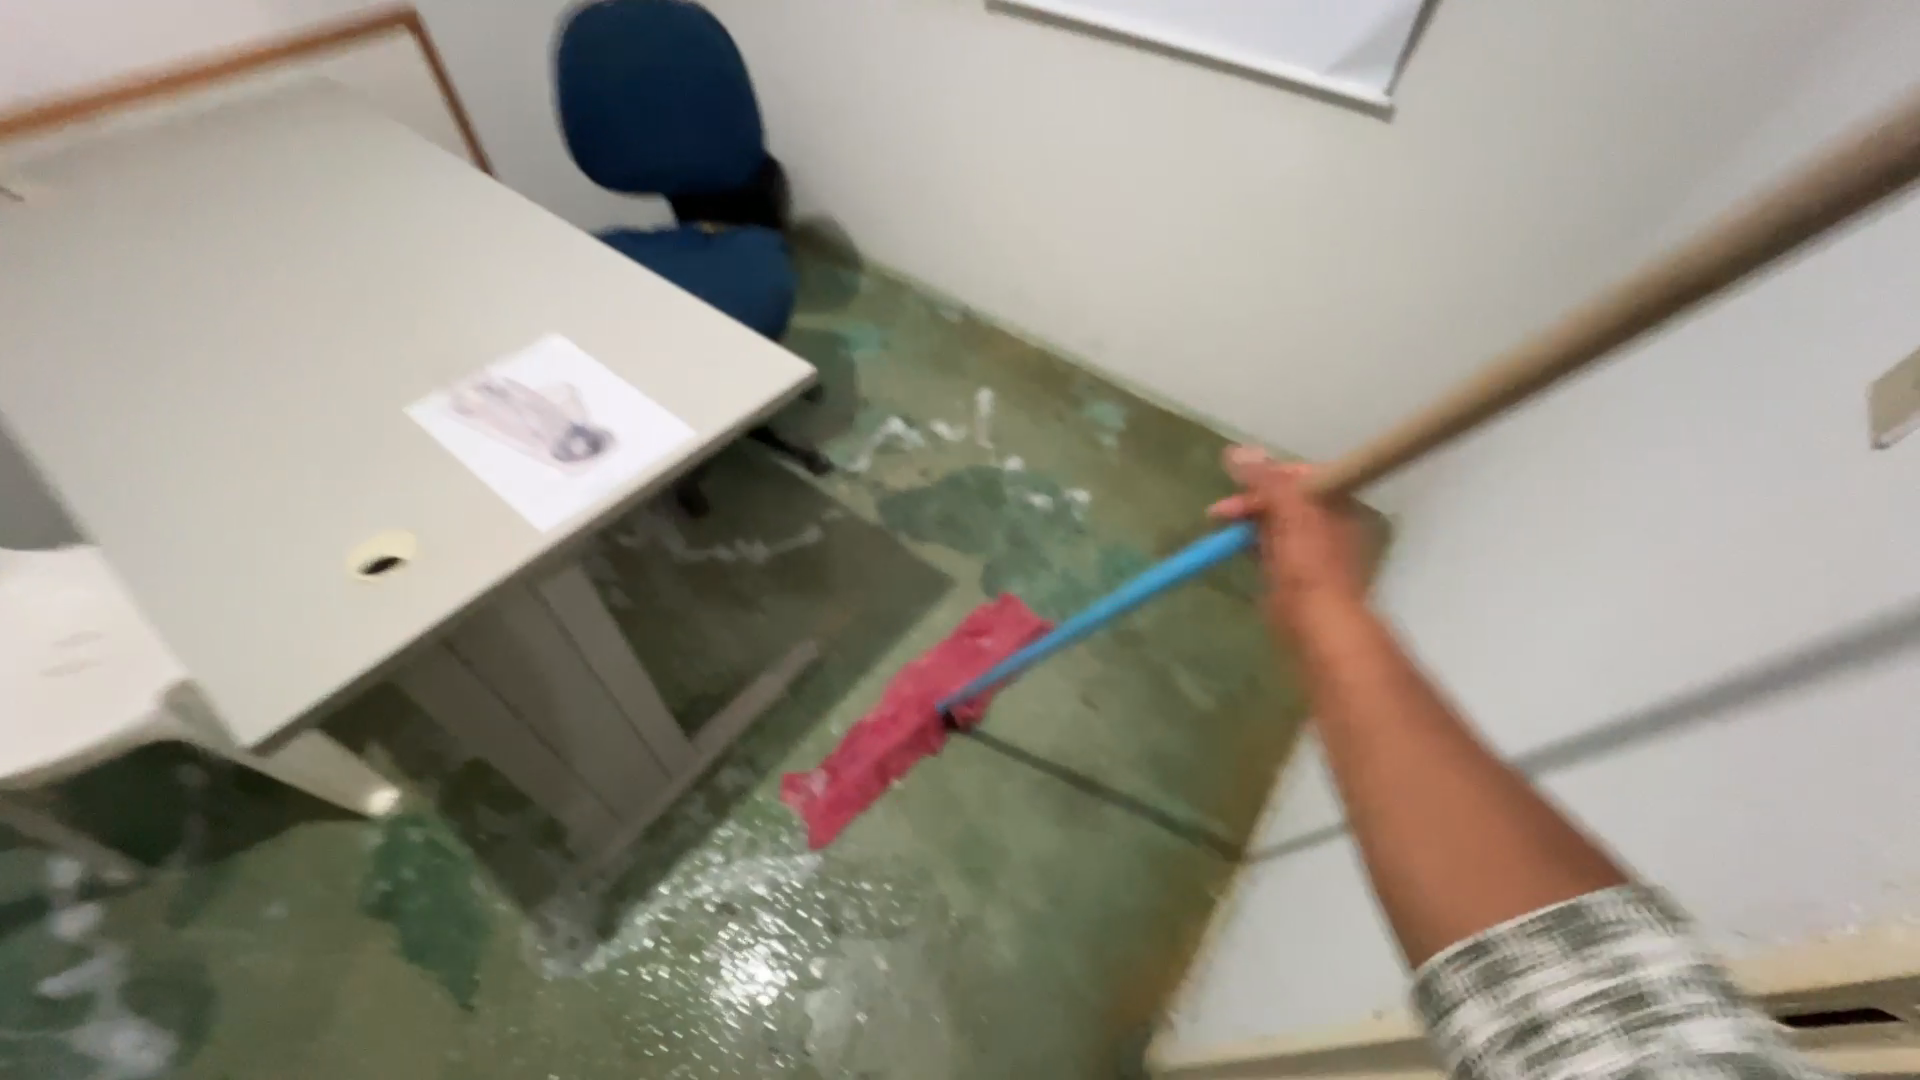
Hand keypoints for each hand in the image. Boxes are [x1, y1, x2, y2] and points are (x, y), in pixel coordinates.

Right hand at [1209, 446, 1370, 639]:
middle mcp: (1327, 521)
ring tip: (1219, 522)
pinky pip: (1267, 544)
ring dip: (1247, 518)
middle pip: (1284, 497)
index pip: (1301, 475)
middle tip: (1219, 510)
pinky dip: (1249, 539)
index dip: (1269, 474)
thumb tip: (1235, 451)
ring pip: (1273, 521)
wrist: (1315, 621)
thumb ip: (1266, 480)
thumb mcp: (1291, 512)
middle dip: (1250, 498)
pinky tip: (1231, 543)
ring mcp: (1309, 548)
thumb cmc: (1309, 564)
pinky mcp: (1291, 571)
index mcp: (1337, 503)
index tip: (1239, 480)